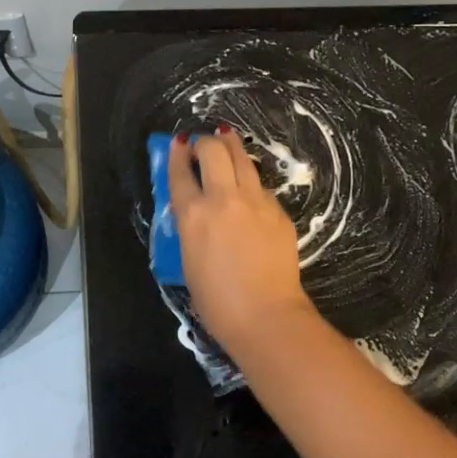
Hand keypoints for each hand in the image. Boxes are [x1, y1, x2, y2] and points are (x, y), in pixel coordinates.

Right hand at [168, 130, 313, 346]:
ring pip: (242, 158)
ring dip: (231, 147)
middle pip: (212, 151)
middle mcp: (222, 199)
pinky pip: (262, 187)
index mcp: (192, 215)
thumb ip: (191, 228)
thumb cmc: (217, 301)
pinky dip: (252, 183)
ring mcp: (255, 202)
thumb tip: (197, 212)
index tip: (179, 144)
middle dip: (205, 142)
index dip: (177, 154)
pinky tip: (250, 191)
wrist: (266, 316)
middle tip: (204, 145)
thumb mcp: (189, 260)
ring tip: (227, 141)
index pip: (180, 172)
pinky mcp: (279, 212)